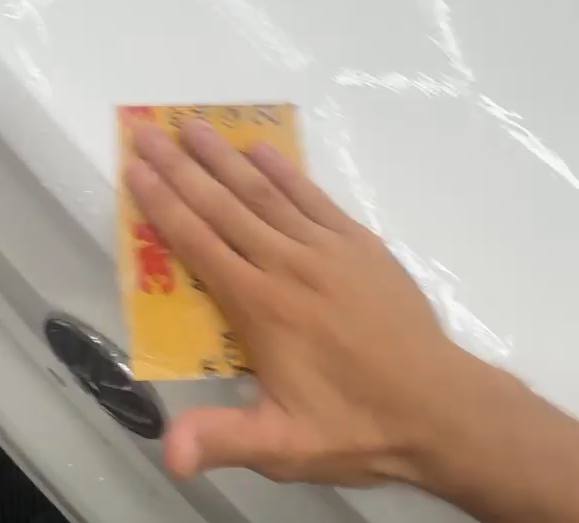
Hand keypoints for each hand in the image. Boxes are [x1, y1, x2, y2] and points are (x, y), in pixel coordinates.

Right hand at [124, 118, 504, 486]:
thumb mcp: (285, 447)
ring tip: (193, 124)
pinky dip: (285, 171)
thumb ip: (223, 439)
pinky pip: (312, 197)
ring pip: (262, 192)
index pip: (197, 242)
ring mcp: (324, 247)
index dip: (162, 203)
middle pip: (221, 205)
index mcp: (260, 305)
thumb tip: (166, 453)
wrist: (444, 410)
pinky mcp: (358, 242)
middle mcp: (285, 264)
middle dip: (179, 166)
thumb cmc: (355, 425)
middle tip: (146, 131)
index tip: (135, 169)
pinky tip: (262, 148)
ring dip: (223, 156)